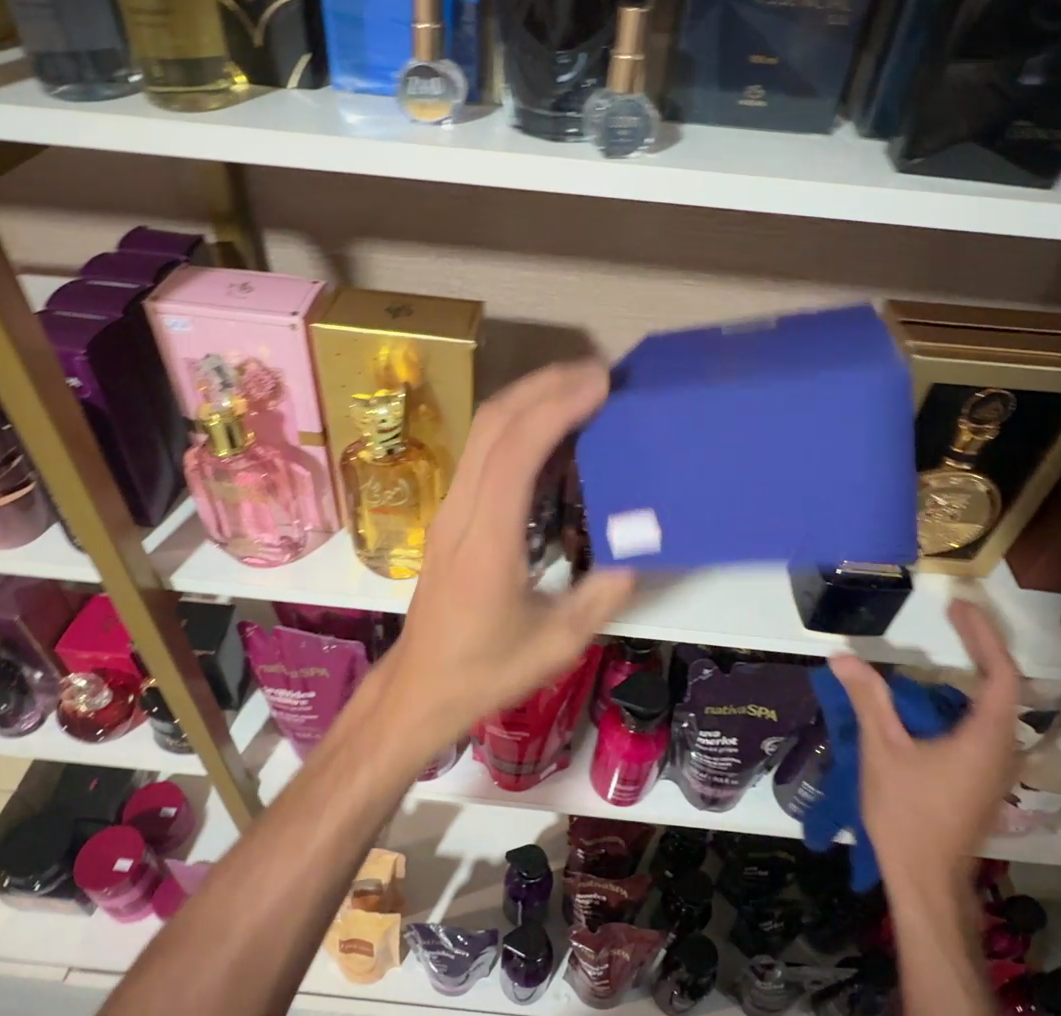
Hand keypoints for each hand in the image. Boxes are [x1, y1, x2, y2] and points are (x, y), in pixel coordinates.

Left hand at [374, 361, 636, 759]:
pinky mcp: (450, 514)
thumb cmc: (485, 670)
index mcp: (488, 539)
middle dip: (544, 385)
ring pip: (482, 432)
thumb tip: (640, 554)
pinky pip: (482, 452)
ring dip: (528, 398)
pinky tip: (550, 430)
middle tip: (598, 373)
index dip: (557, 407)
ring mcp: (450, 509)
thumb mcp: (556, 644)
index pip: (516, 451)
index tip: (601, 384)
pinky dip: (517, 424)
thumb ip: (601, 596)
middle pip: (493, 423)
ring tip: (579, 388)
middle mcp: (462, 510)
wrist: (420, 687)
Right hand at [829, 600, 1022, 888]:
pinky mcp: (983, 782)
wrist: (926, 880)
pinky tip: (932, 703)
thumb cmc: (908, 815)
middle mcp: (1003, 750)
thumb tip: (842, 656)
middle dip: (979, 648)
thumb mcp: (883, 750)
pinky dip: (962, 703)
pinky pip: (982, 728)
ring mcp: (996, 769)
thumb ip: (868, 699)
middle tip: (952, 619)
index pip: (1000, 673)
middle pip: (1002, 687)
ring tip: (945, 651)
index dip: (982, 635)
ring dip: (971, 676)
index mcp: (987, 738)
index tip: (958, 607)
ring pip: (993, 710)